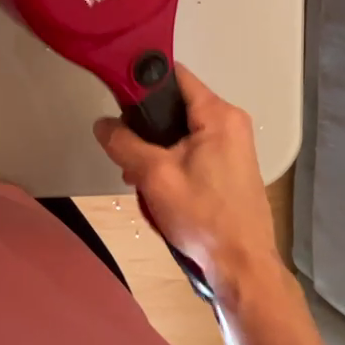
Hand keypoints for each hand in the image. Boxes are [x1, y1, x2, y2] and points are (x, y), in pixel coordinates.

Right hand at [93, 67, 282, 307]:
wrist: (242, 270)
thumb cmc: (203, 217)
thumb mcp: (153, 175)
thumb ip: (122, 142)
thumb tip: (102, 124)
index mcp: (219, 114)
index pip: (174, 74)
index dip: (142, 79)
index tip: (115, 94)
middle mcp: (231, 123)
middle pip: (174, 105)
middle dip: (145, 125)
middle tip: (125, 148)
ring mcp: (233, 147)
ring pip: (179, 131)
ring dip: (154, 150)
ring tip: (137, 175)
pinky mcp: (230, 169)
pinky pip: (191, 151)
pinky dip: (171, 162)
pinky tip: (157, 189)